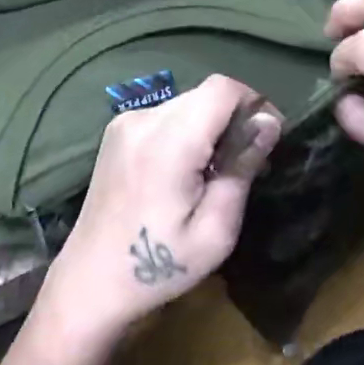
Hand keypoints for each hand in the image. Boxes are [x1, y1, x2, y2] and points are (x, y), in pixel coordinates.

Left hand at [34, 76, 280, 347]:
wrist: (93, 276)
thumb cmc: (161, 264)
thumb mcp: (216, 229)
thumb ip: (241, 168)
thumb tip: (268, 123)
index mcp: (168, 141)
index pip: (222, 88)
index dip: (254, 103)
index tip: (270, 136)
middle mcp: (143, 119)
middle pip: (204, 94)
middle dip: (234, 118)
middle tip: (248, 162)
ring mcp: (124, 122)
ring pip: (185, 102)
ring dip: (209, 125)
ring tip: (216, 171)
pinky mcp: (116, 132)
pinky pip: (164, 115)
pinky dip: (185, 131)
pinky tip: (186, 169)